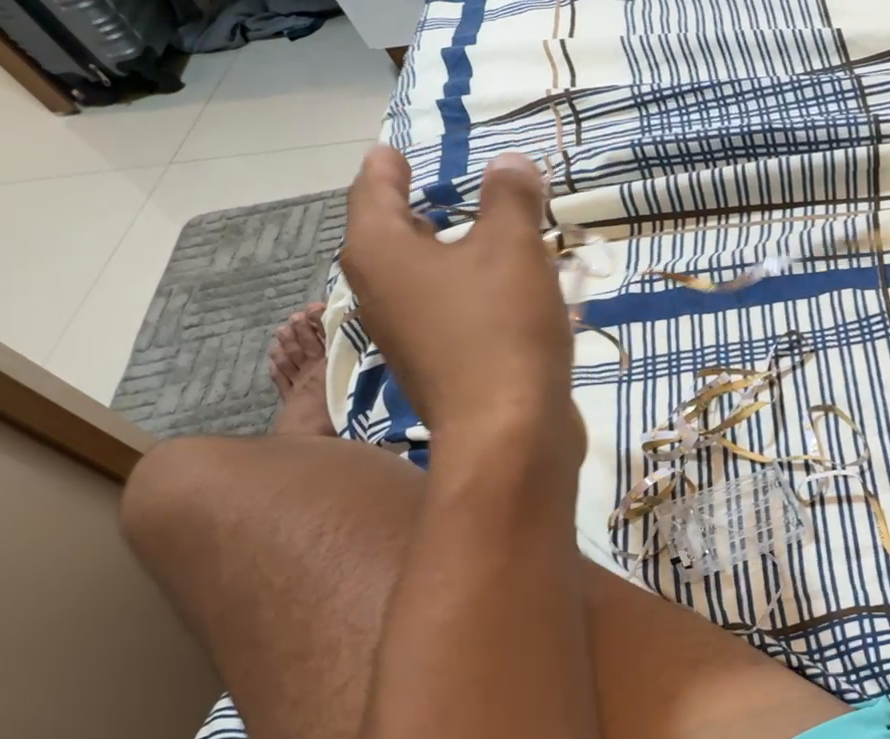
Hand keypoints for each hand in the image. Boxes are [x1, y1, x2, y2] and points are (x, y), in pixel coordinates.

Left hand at [340, 146, 580, 454]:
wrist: (509, 435)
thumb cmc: (501, 330)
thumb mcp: (515, 249)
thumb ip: (511, 198)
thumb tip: (511, 162)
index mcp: (380, 250)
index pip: (374, 189)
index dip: (389, 167)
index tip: (394, 151)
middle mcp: (379, 292)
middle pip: (395, 240)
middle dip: (421, 217)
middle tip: (444, 197)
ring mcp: (407, 338)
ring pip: (426, 283)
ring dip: (453, 263)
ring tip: (486, 249)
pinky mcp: (440, 372)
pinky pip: (452, 320)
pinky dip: (473, 302)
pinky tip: (509, 305)